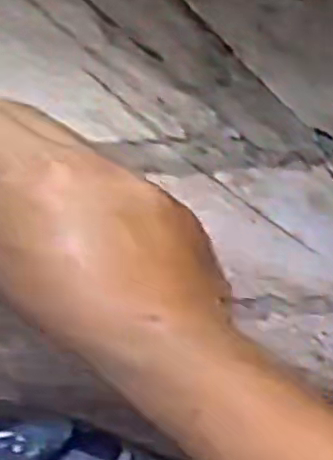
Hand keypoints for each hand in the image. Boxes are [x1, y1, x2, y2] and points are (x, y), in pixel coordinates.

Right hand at [0, 102, 234, 363]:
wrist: (167, 335)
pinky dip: (102, 189)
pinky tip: (97, 222)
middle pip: (35, 124)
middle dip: (5, 136)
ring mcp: (154, 191)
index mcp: (44, 166)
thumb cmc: (65, 297)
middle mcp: (106, 168)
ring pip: (88, 155)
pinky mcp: (186, 216)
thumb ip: (4, 192)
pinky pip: (131, 186)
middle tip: (0, 168)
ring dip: (56, 162)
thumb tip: (12, 186)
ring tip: (38, 194)